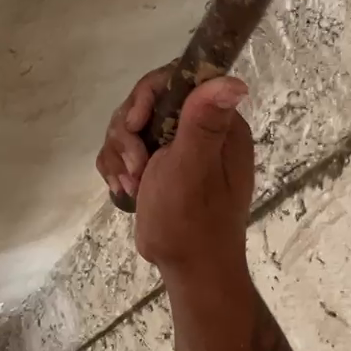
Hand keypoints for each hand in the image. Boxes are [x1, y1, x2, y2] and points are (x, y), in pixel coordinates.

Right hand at [99, 72, 255, 283]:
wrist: (185, 269)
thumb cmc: (192, 220)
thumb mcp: (193, 167)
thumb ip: (203, 121)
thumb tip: (234, 81)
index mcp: (218, 124)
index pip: (175, 81)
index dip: (147, 95)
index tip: (135, 123)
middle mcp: (198, 129)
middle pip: (144, 102)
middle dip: (128, 134)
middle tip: (135, 165)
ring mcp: (176, 147)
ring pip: (127, 125)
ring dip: (120, 153)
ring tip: (131, 183)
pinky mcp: (156, 164)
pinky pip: (121, 147)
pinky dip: (116, 165)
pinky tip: (123, 188)